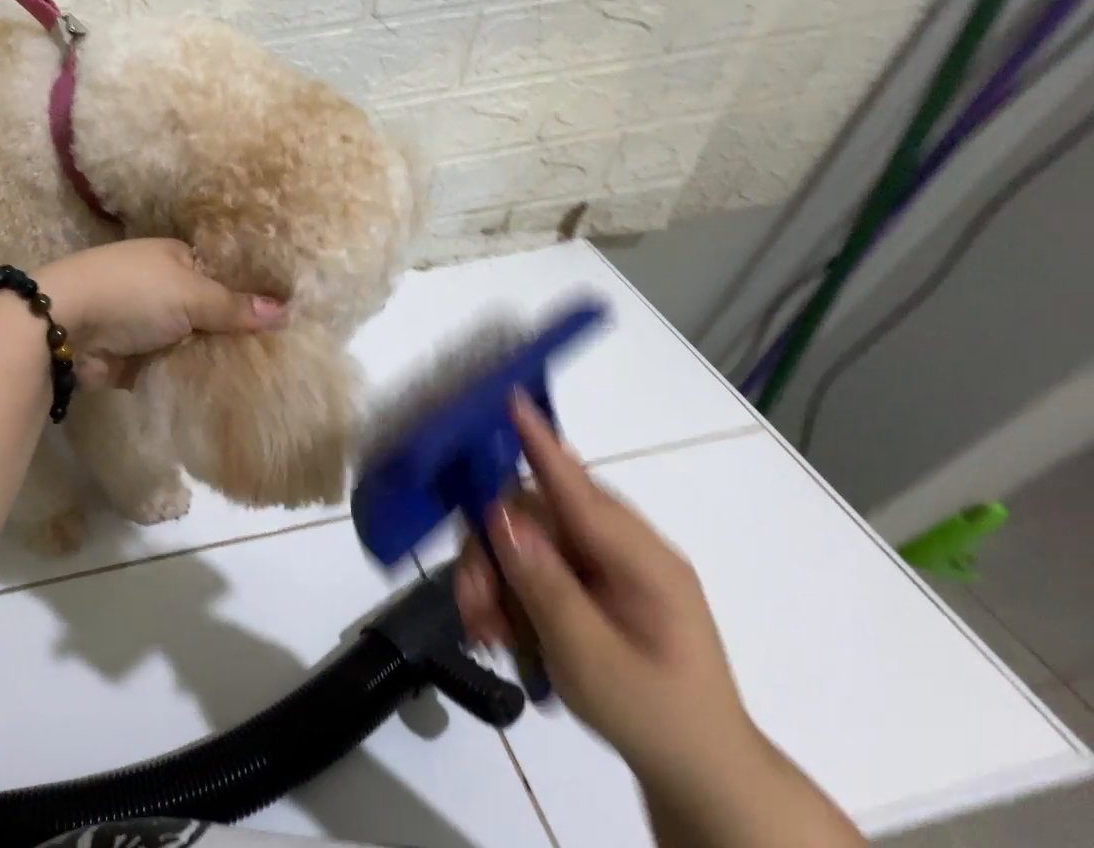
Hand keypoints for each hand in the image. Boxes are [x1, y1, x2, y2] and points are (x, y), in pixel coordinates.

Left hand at [34, 239, 286, 388]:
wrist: (64, 326)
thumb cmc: (131, 293)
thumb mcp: (190, 293)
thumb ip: (234, 306)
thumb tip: (284, 311)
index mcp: (176, 259)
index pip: (225, 274)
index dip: (254, 293)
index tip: (292, 316)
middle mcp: (164, 290)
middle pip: (212, 313)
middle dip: (239, 333)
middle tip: (288, 355)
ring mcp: (148, 327)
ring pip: (195, 345)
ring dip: (217, 360)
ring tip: (270, 379)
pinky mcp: (137, 361)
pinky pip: (174, 371)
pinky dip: (192, 379)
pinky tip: (230, 393)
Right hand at [454, 394, 756, 780]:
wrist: (698, 770)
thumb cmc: (652, 714)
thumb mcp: (588, 655)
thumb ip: (542, 583)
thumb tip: (498, 517)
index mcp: (640, 560)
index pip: (577, 488)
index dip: (539, 444)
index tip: (508, 400)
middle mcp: (624, 551)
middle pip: (535, 519)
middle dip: (492, 557)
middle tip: (473, 613)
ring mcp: (610, 569)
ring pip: (528, 547)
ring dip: (496, 585)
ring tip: (488, 635)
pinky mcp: (595, 588)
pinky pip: (538, 572)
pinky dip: (511, 598)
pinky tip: (503, 636)